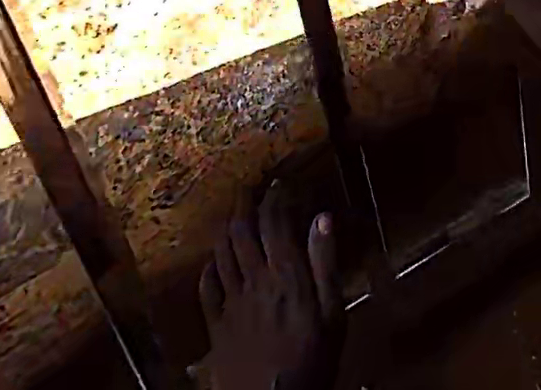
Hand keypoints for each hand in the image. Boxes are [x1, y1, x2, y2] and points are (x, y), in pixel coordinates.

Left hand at [198, 183, 340, 389]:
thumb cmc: (312, 360)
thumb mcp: (333, 312)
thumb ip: (325, 263)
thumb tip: (322, 217)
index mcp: (285, 274)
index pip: (273, 221)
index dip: (274, 196)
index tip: (279, 182)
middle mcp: (254, 280)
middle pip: (240, 231)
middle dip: (243, 204)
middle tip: (247, 187)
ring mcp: (231, 304)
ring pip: (221, 254)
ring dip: (226, 228)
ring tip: (232, 215)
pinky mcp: (216, 328)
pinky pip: (207, 289)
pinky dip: (210, 267)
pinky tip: (214, 261)